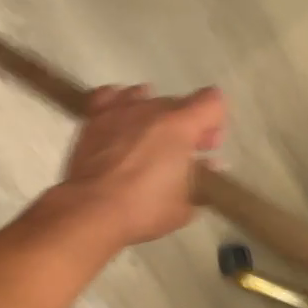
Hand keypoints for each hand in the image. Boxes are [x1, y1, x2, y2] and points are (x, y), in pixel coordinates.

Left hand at [55, 84, 226, 246]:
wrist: (92, 210)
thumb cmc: (144, 210)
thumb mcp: (184, 205)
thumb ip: (199, 180)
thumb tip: (207, 165)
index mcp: (180, 126)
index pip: (213, 102)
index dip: (216, 122)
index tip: (208, 146)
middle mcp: (152, 109)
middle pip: (179, 103)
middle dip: (186, 126)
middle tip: (182, 155)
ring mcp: (120, 110)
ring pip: (147, 98)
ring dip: (155, 117)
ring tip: (151, 141)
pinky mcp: (94, 118)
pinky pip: (112, 97)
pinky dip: (122, 105)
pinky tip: (123, 122)